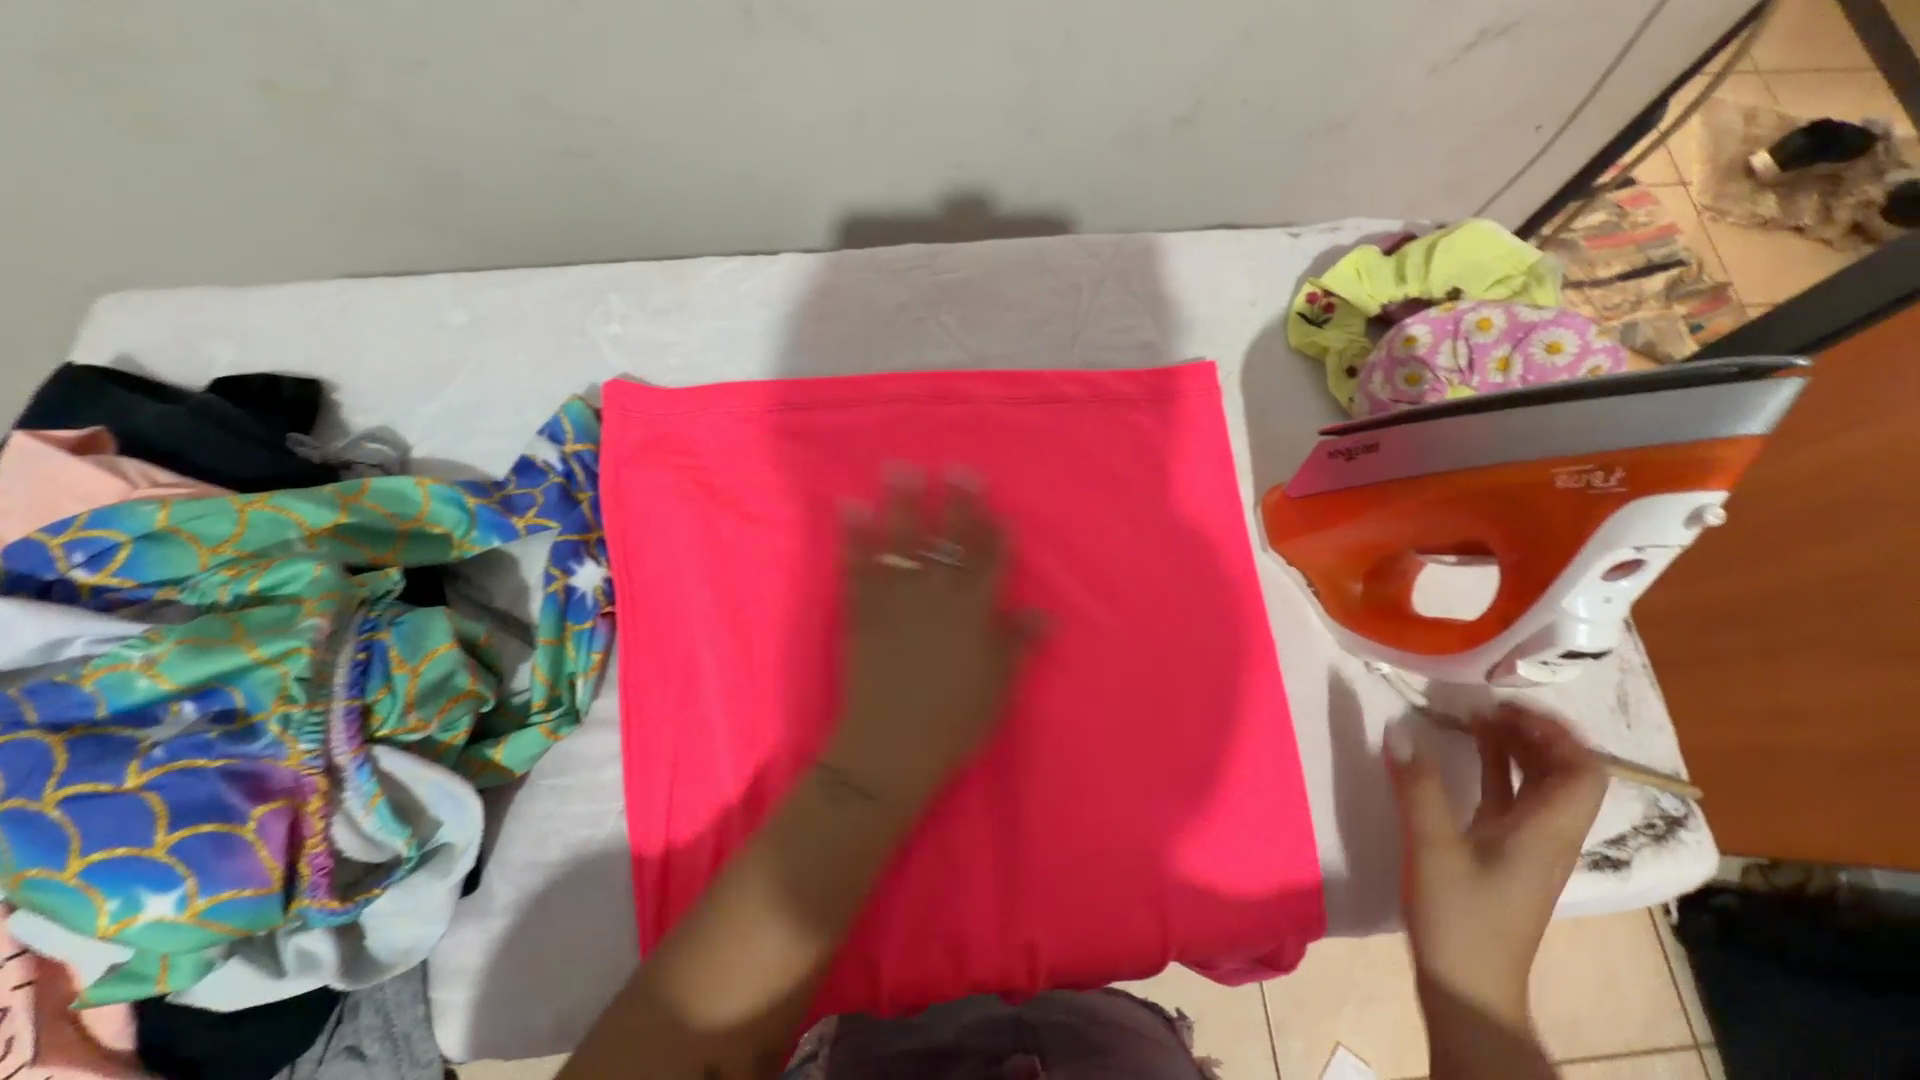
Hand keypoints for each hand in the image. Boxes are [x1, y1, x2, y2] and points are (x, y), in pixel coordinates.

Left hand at [821, 474, 1035, 810]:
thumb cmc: (953, 724)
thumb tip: (1044, 613)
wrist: (891, 749)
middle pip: (950, 542)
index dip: (993, 533)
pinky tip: (851, 506)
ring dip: (902, 503)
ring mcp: (897, 601)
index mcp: (974, 614)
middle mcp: (938, 597)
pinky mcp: (862, 611)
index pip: (990, 563)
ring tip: (900, 468)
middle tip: (957, 467)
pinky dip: (855, 535)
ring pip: (903, 542)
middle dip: (956, 503)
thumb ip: (1017, 645)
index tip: (994, 503)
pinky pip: (858, 565)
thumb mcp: (997, 688)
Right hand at [1386, 703, 1607, 1023]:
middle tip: (1483, 706)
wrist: (1469, 986)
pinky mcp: (1505, 855)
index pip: (1583, 769)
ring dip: (1513, 749)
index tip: (1506, 707)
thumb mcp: (1433, 847)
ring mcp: (1528, 846)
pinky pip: (1511, 800)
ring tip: (1471, 719)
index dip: (1554, 731)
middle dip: (1531, 732)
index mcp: (1548, 830)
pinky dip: (1494, 772)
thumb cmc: (1460, 917)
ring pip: (1537, 785)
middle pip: (1564, 772)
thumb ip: (1418, 787)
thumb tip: (1398, 730)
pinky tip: (1460, 759)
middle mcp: (1549, 834)